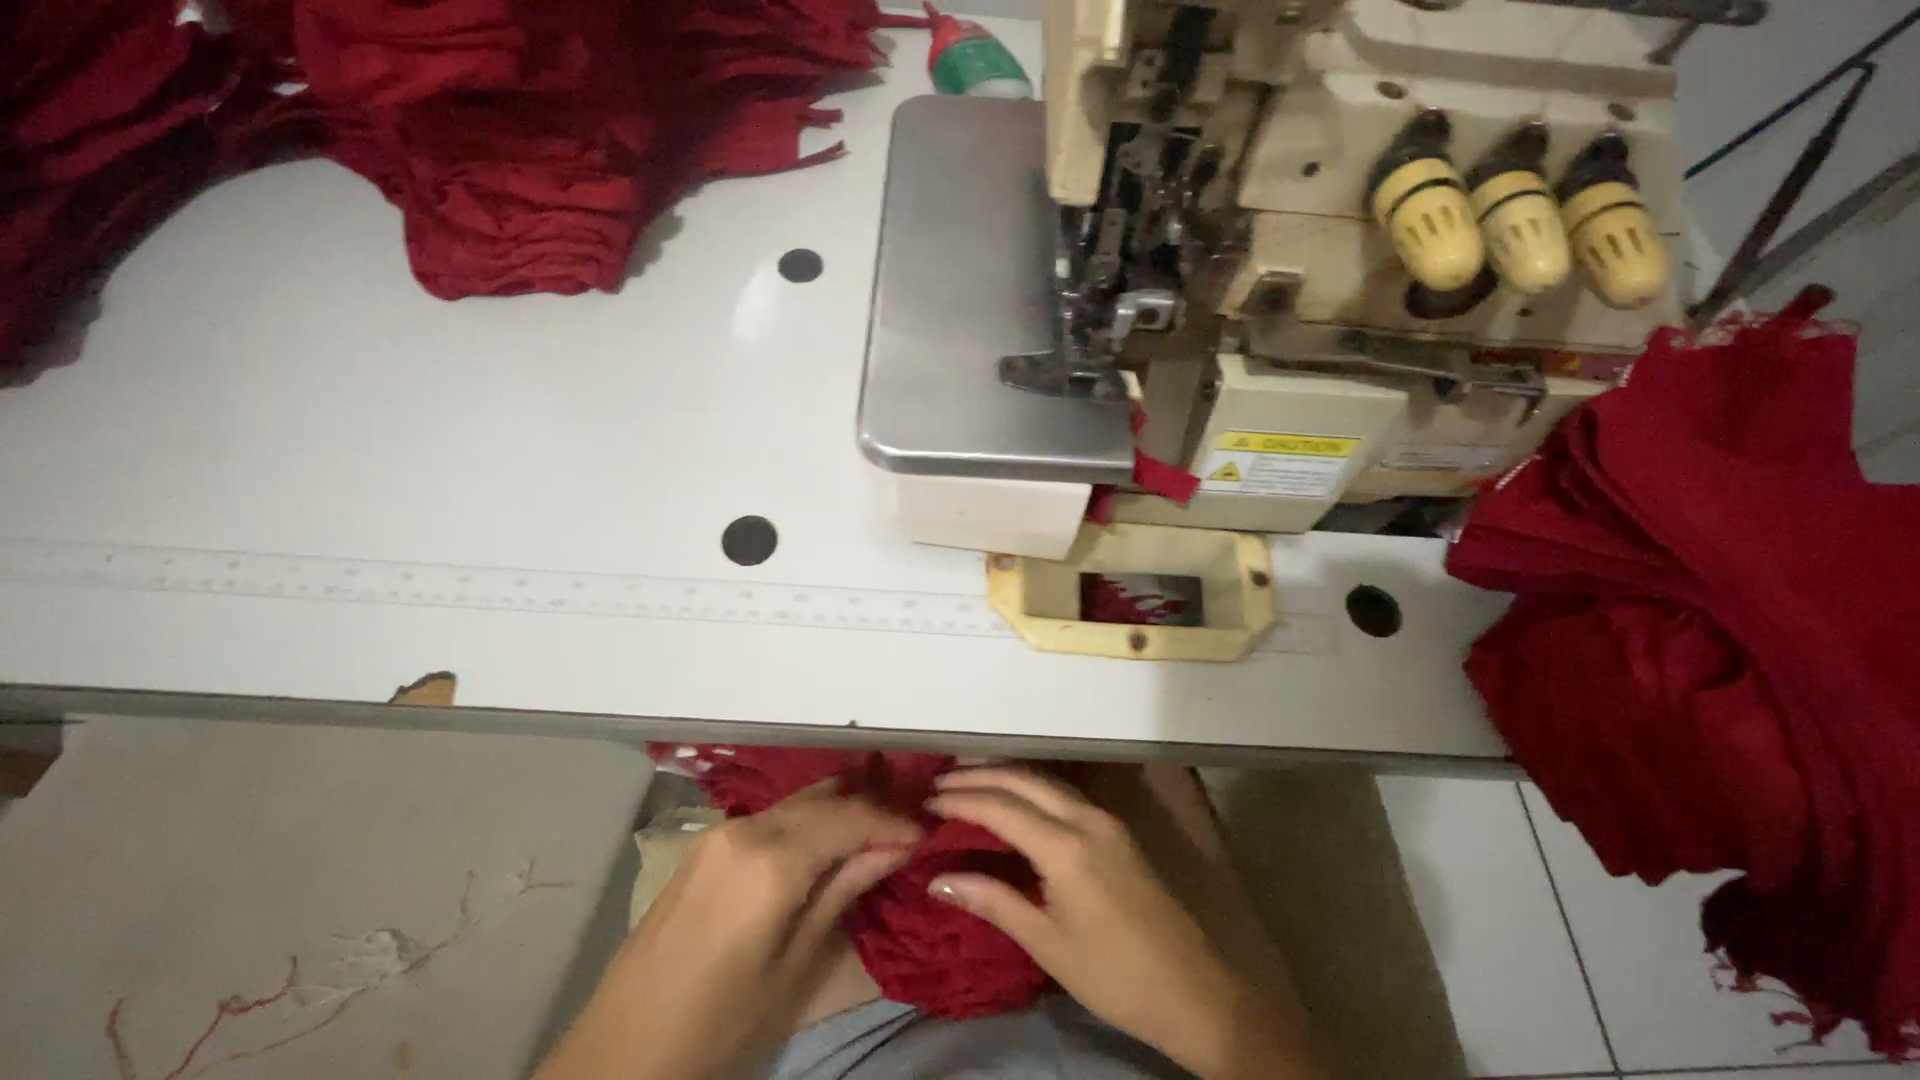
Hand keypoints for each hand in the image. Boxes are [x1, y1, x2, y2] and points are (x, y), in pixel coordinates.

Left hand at [533, 782, 921, 1079]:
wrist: (622, 1051)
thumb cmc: (720, 1023)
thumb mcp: (797, 964)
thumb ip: (844, 891)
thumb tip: (895, 847)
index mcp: (771, 859)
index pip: (851, 815)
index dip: (895, 821)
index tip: (929, 835)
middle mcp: (745, 828)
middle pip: (824, 796)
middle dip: (871, 805)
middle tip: (911, 826)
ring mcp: (719, 833)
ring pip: (797, 802)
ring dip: (840, 809)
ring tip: (879, 832)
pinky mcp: (705, 846)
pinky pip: (771, 818)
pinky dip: (808, 822)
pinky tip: (828, 842)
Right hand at [926, 767, 1319, 1079]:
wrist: (1193, 991)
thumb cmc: (1113, 975)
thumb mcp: (1046, 942)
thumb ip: (992, 901)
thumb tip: (937, 879)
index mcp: (1066, 846)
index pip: (1000, 807)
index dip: (960, 801)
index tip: (924, 803)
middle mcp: (1087, 819)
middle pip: (1024, 781)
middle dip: (979, 776)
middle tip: (938, 782)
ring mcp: (1108, 822)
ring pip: (1047, 783)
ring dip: (1007, 777)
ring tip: (967, 783)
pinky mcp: (1119, 833)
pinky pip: (1065, 796)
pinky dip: (1032, 790)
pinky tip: (1015, 803)